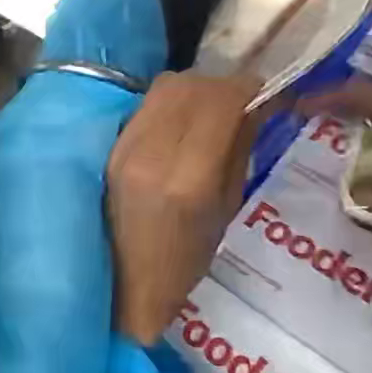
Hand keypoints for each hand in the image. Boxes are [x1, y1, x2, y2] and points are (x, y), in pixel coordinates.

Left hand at [107, 72, 263, 344]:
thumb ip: (237, 151)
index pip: (220, 99)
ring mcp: (120, 150)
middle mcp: (147, 155)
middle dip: (221, 88)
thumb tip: (252, 105)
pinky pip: (142, 108)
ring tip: (207, 115)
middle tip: (237, 105)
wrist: (121, 287)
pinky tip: (177, 127)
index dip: (250, 90)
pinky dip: (167, 106)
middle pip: (188, 85)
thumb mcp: (226, 210)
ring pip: (162, 89)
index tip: (266, 98)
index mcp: (185, 178)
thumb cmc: (183, 262)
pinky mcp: (106, 150)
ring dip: (193, 92)